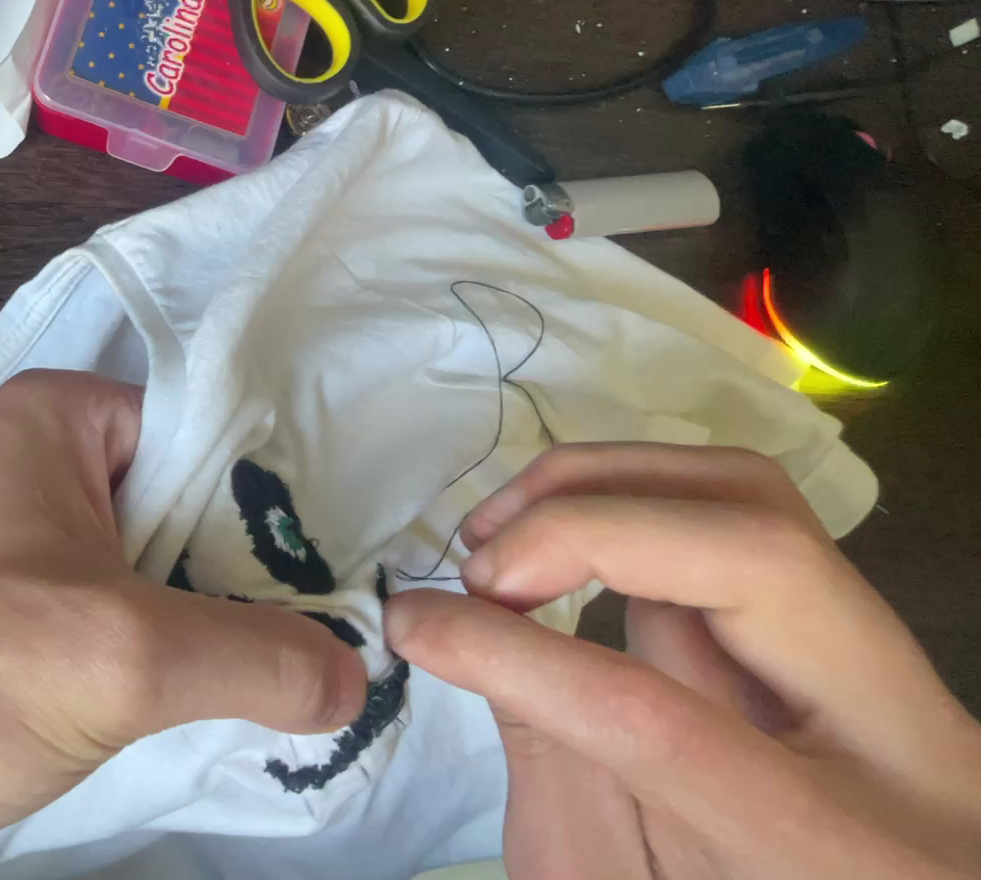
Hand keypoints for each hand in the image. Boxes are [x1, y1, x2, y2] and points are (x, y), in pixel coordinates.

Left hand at [0, 370, 367, 879]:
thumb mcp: (115, 654)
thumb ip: (252, 655)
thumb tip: (353, 668)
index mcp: (62, 421)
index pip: (211, 436)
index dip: (290, 501)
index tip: (368, 566)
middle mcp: (47, 467)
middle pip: (192, 511)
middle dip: (261, 579)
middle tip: (363, 636)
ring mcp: (33, 545)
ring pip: (162, 577)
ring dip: (221, 632)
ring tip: (324, 678)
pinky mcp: (22, 617)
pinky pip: (124, 626)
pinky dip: (174, 666)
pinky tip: (243, 706)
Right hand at [387, 443, 980, 878]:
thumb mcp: (600, 876)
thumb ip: (538, 751)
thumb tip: (444, 620)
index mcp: (847, 860)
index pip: (659, 718)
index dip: (512, 654)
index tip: (414, 624)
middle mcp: (914, 741)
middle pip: (757, 550)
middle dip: (577, 528)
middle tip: (482, 575)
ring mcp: (881, 661)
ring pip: (746, 494)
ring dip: (590, 487)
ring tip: (500, 538)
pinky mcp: (823, 613)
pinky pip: (719, 509)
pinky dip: (607, 497)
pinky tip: (545, 541)